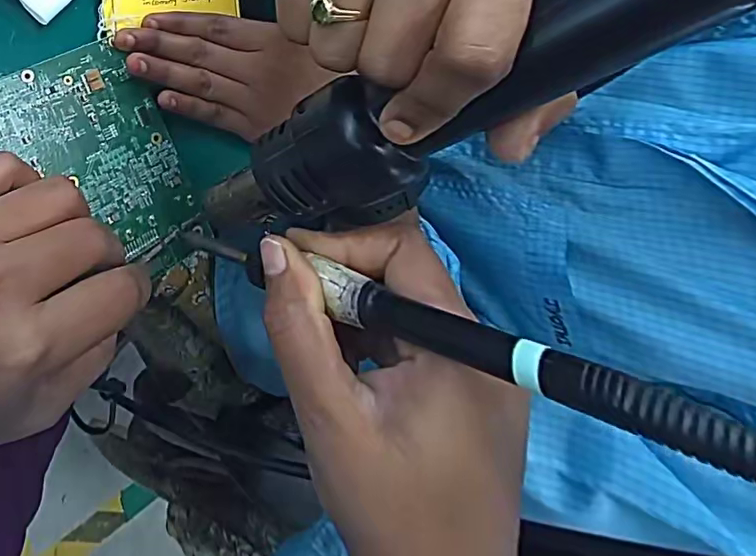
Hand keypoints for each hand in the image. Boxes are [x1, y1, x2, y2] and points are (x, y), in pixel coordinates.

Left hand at [0, 153, 150, 461]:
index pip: (118, 290)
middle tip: (88, 268)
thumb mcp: (37, 411)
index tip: (126, 286)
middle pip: (94, 235)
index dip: (134, 287)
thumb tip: (121, 298)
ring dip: (72, 217)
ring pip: (61, 192)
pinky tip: (18, 213)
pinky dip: (26, 183)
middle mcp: (0, 281)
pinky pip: (7, 165)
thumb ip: (95, 356)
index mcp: (27, 343)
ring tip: (52, 239)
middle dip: (107, 253)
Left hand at [114, 13, 339, 140]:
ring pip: (201, 81)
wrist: (379, 121)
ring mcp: (255, 99)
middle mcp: (258, 67)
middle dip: (158, 43)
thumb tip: (251, 29)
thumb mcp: (326, 41)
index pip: (216, 27)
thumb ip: (286, 35)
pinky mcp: (258, 129)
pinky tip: (164, 101)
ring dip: (164, 72)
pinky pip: (216, 116)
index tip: (150, 18)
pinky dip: (189, 108)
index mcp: (275, 39)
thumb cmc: (357, 75)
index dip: (180, 22)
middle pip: (199, 52)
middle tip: (123, 38)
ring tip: (133, 63)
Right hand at [261, 215, 529, 555]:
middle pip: (402, 271)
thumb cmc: (387, 510)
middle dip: (339, 277)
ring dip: (350, 306)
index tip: (288, 262)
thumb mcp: (329, 416)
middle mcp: (479, 345)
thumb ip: (297, 328)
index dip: (340, 245)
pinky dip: (369, 333)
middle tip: (293, 299)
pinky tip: (342, 361)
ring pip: (402, 300)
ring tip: (314, 336)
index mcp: (460, 346)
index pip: (401, 249)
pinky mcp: (468, 388)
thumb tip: (275, 249)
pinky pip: (410, 332)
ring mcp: (478, 368)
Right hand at [276, 0, 573, 154]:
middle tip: (395, 46)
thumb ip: (527, 97)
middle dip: (387, 72)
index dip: (437, 106)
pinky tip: (331, 4)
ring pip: (335, 48)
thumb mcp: (511, 27)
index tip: (413, 121)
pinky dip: (306, 32)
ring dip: (344, 53)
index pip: (468, 58)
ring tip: (363, 24)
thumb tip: (506, 146)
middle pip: (389, 61)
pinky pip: (293, 26)